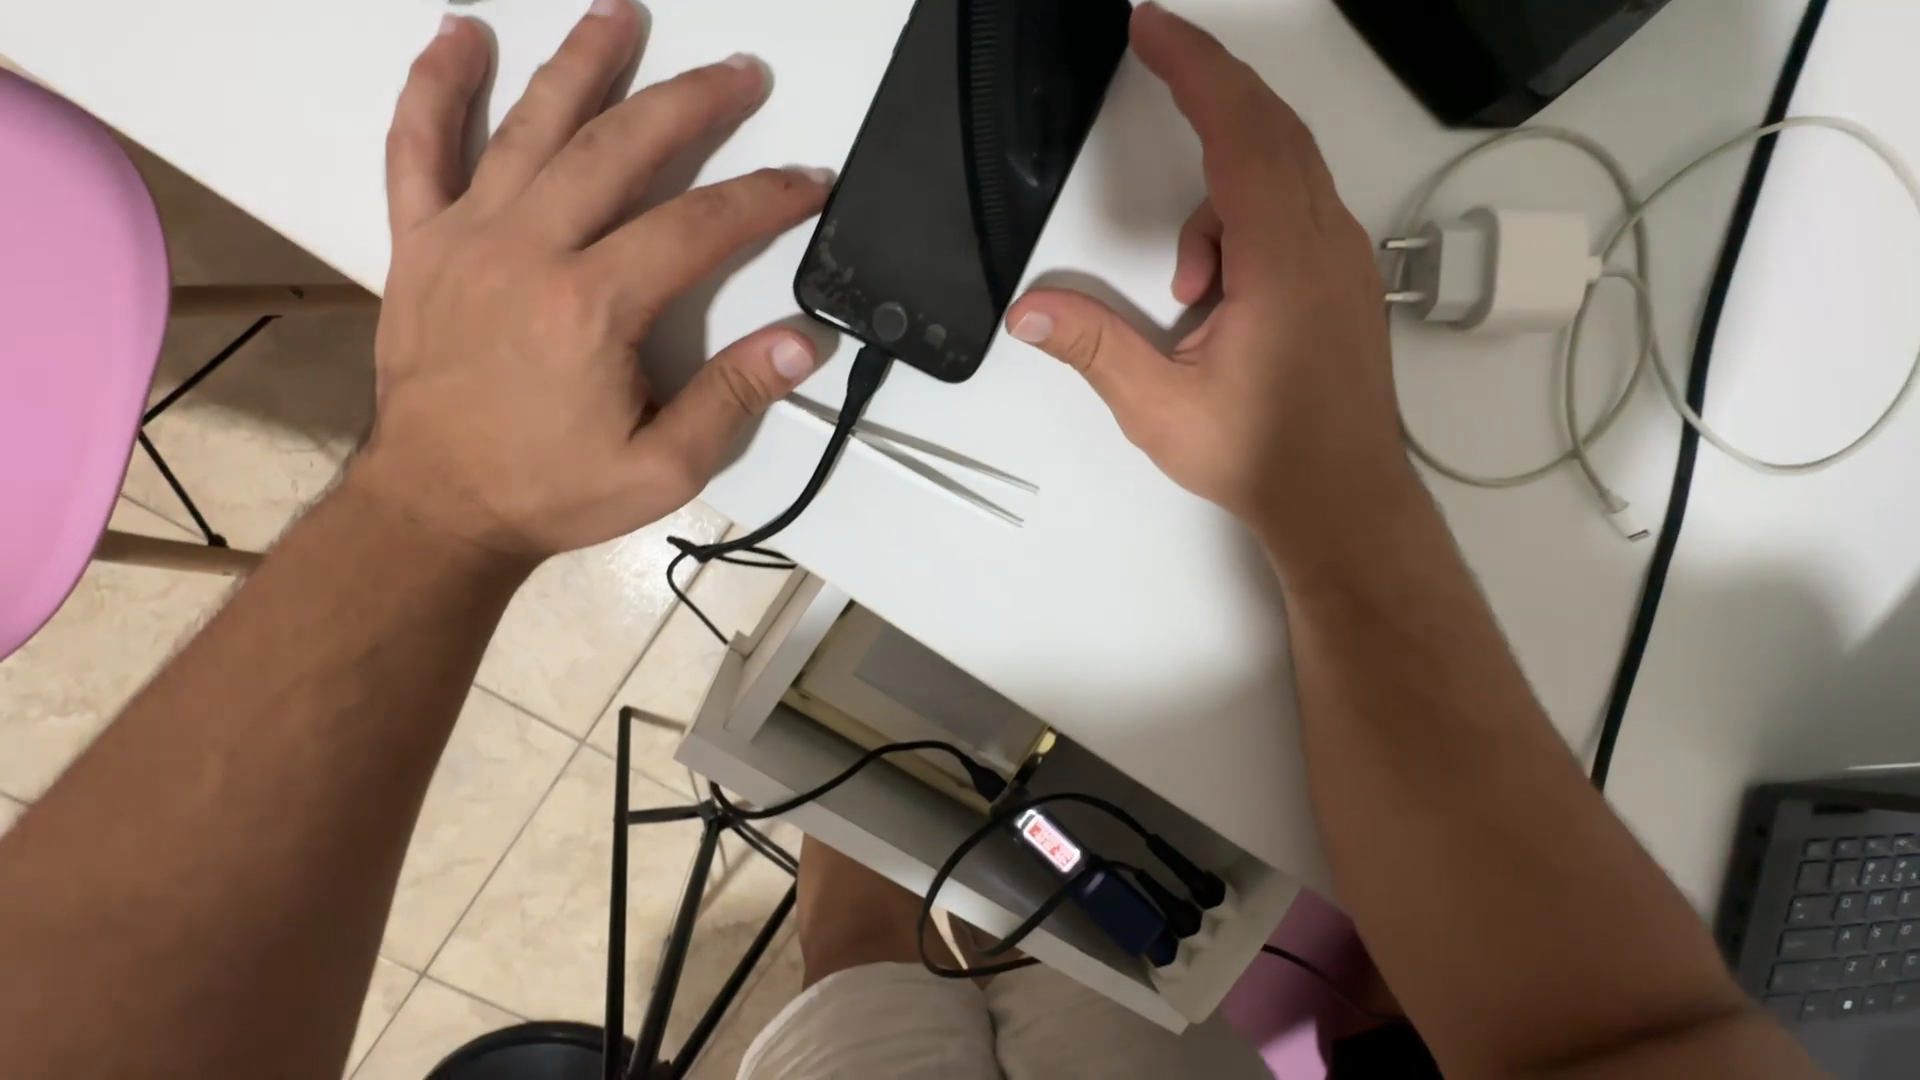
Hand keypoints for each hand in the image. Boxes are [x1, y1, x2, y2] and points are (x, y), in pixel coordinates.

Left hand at [355, 1, 831, 559]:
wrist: (439, 508)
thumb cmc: (554, 492)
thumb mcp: (666, 467)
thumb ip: (732, 398)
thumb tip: (798, 342)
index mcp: (592, 307)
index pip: (698, 227)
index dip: (764, 198)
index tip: (808, 182)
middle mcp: (528, 251)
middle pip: (621, 149)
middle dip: (692, 103)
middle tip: (742, 72)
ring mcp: (466, 238)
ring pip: (530, 125)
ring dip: (583, 63)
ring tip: (623, 12)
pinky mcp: (421, 245)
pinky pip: (418, 148)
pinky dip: (437, 88)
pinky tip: (460, 37)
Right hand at [1004, 4, 1413, 553]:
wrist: (1341, 501)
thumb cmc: (1266, 457)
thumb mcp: (1158, 406)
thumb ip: (1092, 349)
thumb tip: (1031, 311)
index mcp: (1283, 262)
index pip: (1239, 131)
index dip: (1193, 69)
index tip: (1151, 27)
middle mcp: (1325, 246)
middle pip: (1271, 128)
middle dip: (1209, 89)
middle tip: (1156, 60)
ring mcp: (1343, 262)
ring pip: (1282, 175)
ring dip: (1217, 201)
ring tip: (1184, 295)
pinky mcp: (1342, 283)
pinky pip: (1294, 212)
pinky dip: (1245, 222)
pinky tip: (1217, 295)